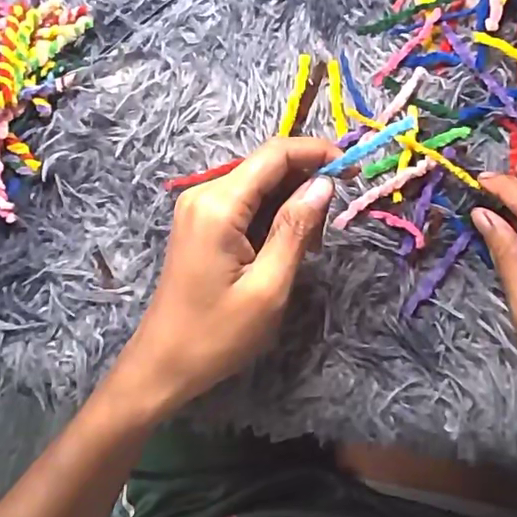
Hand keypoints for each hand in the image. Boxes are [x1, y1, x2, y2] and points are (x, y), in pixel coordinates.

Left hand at [108, 137, 340, 417]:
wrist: (163, 364)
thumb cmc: (217, 335)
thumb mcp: (268, 287)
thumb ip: (296, 229)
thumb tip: (324, 183)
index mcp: (219, 205)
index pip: (275, 154)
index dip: (317, 152)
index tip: (353, 169)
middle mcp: (204, 193)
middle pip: (267, 165)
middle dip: (306, 183)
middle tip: (328, 229)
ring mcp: (199, 206)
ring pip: (259, 183)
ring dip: (291, 203)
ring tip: (310, 247)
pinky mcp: (201, 221)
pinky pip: (245, 202)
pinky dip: (272, 215)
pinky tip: (285, 247)